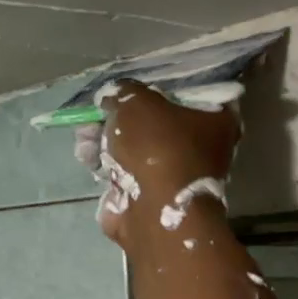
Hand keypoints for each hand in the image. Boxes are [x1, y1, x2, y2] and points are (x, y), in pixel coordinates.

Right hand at [75, 80, 240, 244]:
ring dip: (101, 139)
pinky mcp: (149, 192)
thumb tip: (112, 96)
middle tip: (91, 118)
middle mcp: (200, 145)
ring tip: (83, 141)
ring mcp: (173, 171)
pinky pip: (122, 168)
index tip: (127, 90)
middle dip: (114, 118)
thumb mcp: (135, 101)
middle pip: (150, 120)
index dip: (152, 88)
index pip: (185, 92)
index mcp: (215, 119)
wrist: (152, 210)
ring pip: (131, 144)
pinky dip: (102, 162)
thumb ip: (122, 90)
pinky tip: (86, 158)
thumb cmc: (155, 147)